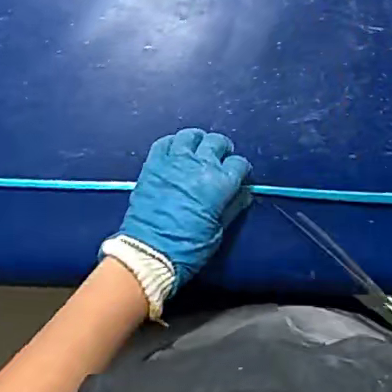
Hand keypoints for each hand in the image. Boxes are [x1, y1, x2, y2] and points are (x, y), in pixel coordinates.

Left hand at [116, 128, 251, 289]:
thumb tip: (244, 192)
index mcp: (221, 183)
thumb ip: (233, 207)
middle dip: (222, 150)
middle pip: (217, 142)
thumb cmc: (188, 248)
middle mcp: (200, 166)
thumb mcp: (218, 231)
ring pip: (191, 136)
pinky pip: (164, 143)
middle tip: (219, 160)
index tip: (237, 177)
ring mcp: (175, 162)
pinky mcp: (153, 165)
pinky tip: (175, 153)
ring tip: (197, 151)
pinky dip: (172, 144)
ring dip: (198, 141)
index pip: (239, 163)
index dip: (240, 170)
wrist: (147, 255)